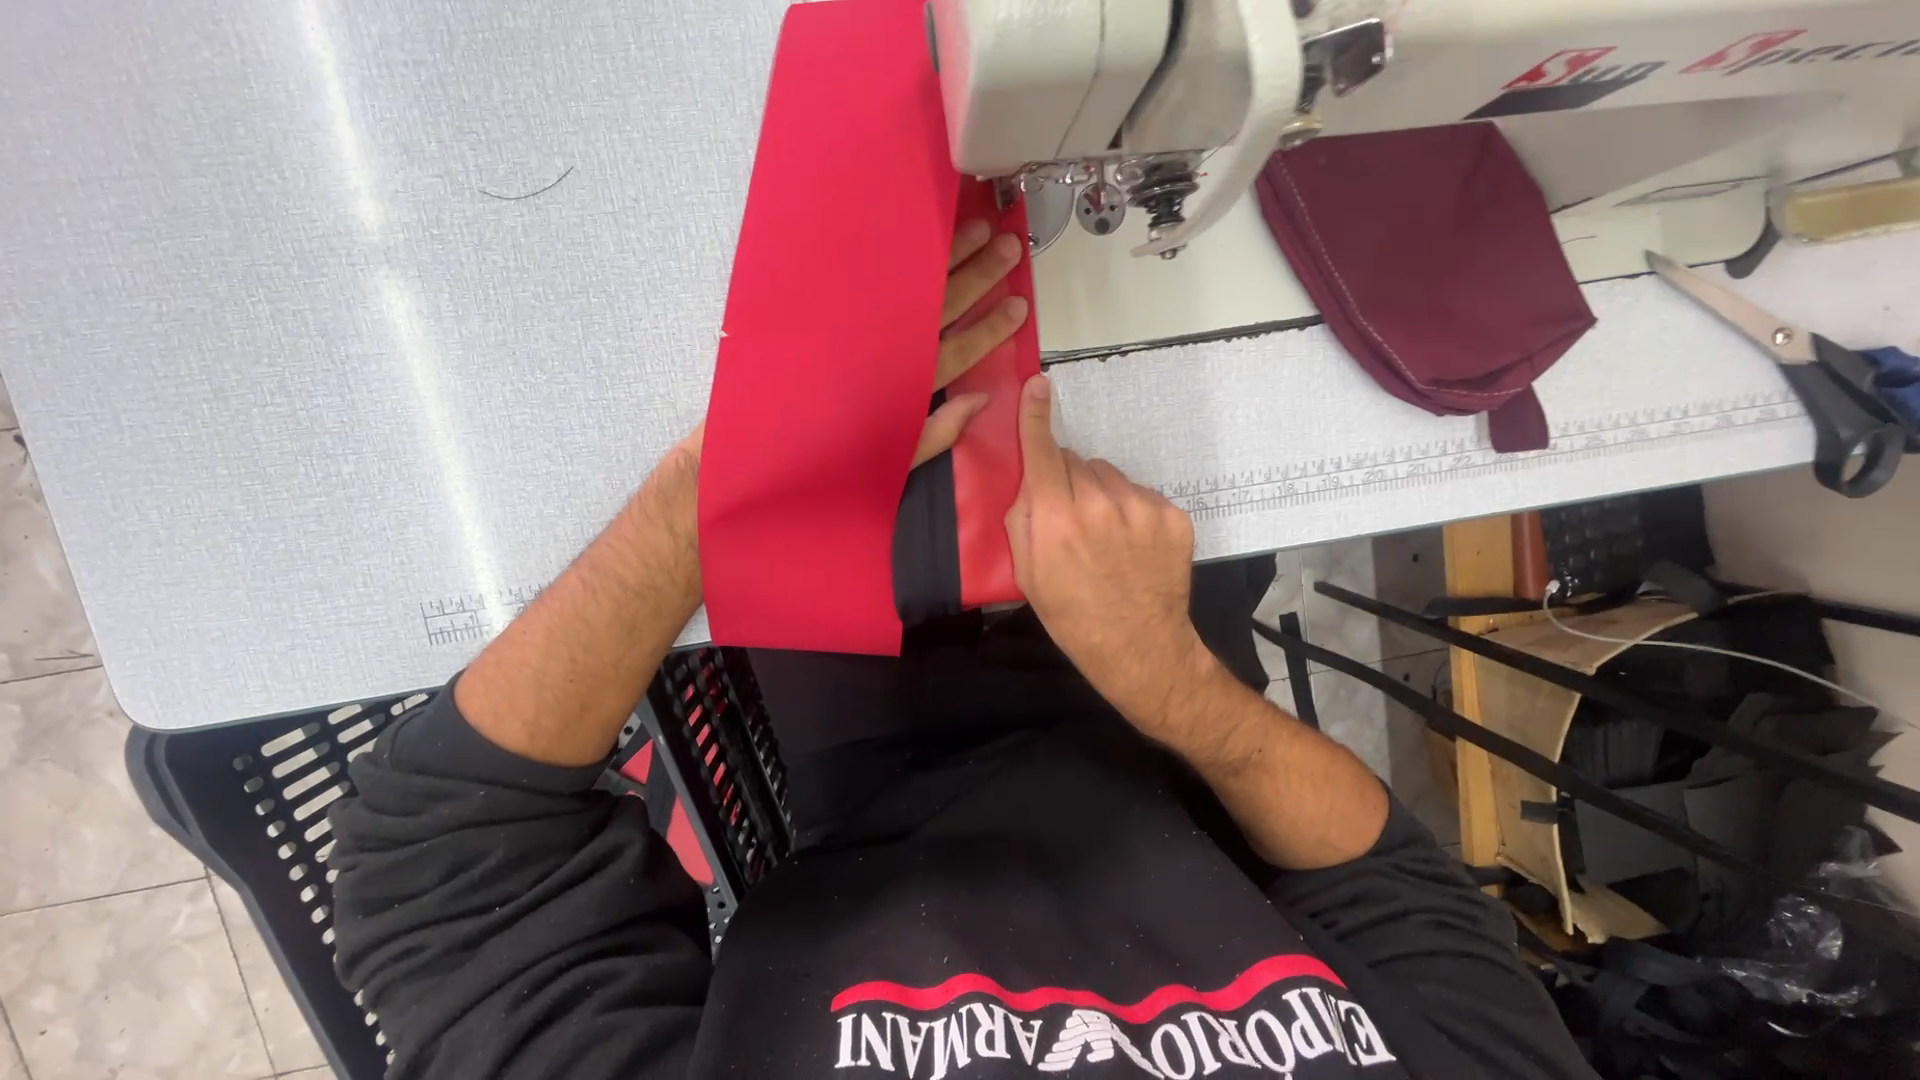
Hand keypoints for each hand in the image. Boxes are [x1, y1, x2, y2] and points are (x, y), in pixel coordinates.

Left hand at [671, 220, 1026, 475]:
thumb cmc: (828, 457)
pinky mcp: (833, 307)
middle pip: (943, 303)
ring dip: (948, 253)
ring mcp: (861, 321)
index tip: (1020, 306)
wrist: (758, 441)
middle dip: (980, 275)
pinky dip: (897, 250)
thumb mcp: (893, 456)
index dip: (992, 328)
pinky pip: (870, 271)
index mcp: (907, 382)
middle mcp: (889, 345)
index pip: (961, 348)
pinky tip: (917, 232)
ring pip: (913, 281)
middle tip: (1010, 246)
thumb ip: (939, 429)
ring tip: (978, 229)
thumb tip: (980, 399)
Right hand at [1003, 374, 1213, 727]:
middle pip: (1075, 463)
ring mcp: (1141, 507)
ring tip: (1107, 536)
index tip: (1038, 384)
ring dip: (1101, 494)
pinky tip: (1133, 544)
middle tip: (1072, 522)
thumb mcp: (1027, 572)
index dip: (1035, 417)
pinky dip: (1132, 510)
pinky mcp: (1172, 514)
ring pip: (1109, 475)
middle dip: (1067, 482)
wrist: (1138, 646)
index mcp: (1056, 519)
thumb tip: (1030, 476)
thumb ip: (1022, 517)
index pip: (1042, 452)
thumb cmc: (1071, 613)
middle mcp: (1099, 504)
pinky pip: (1140, 493)